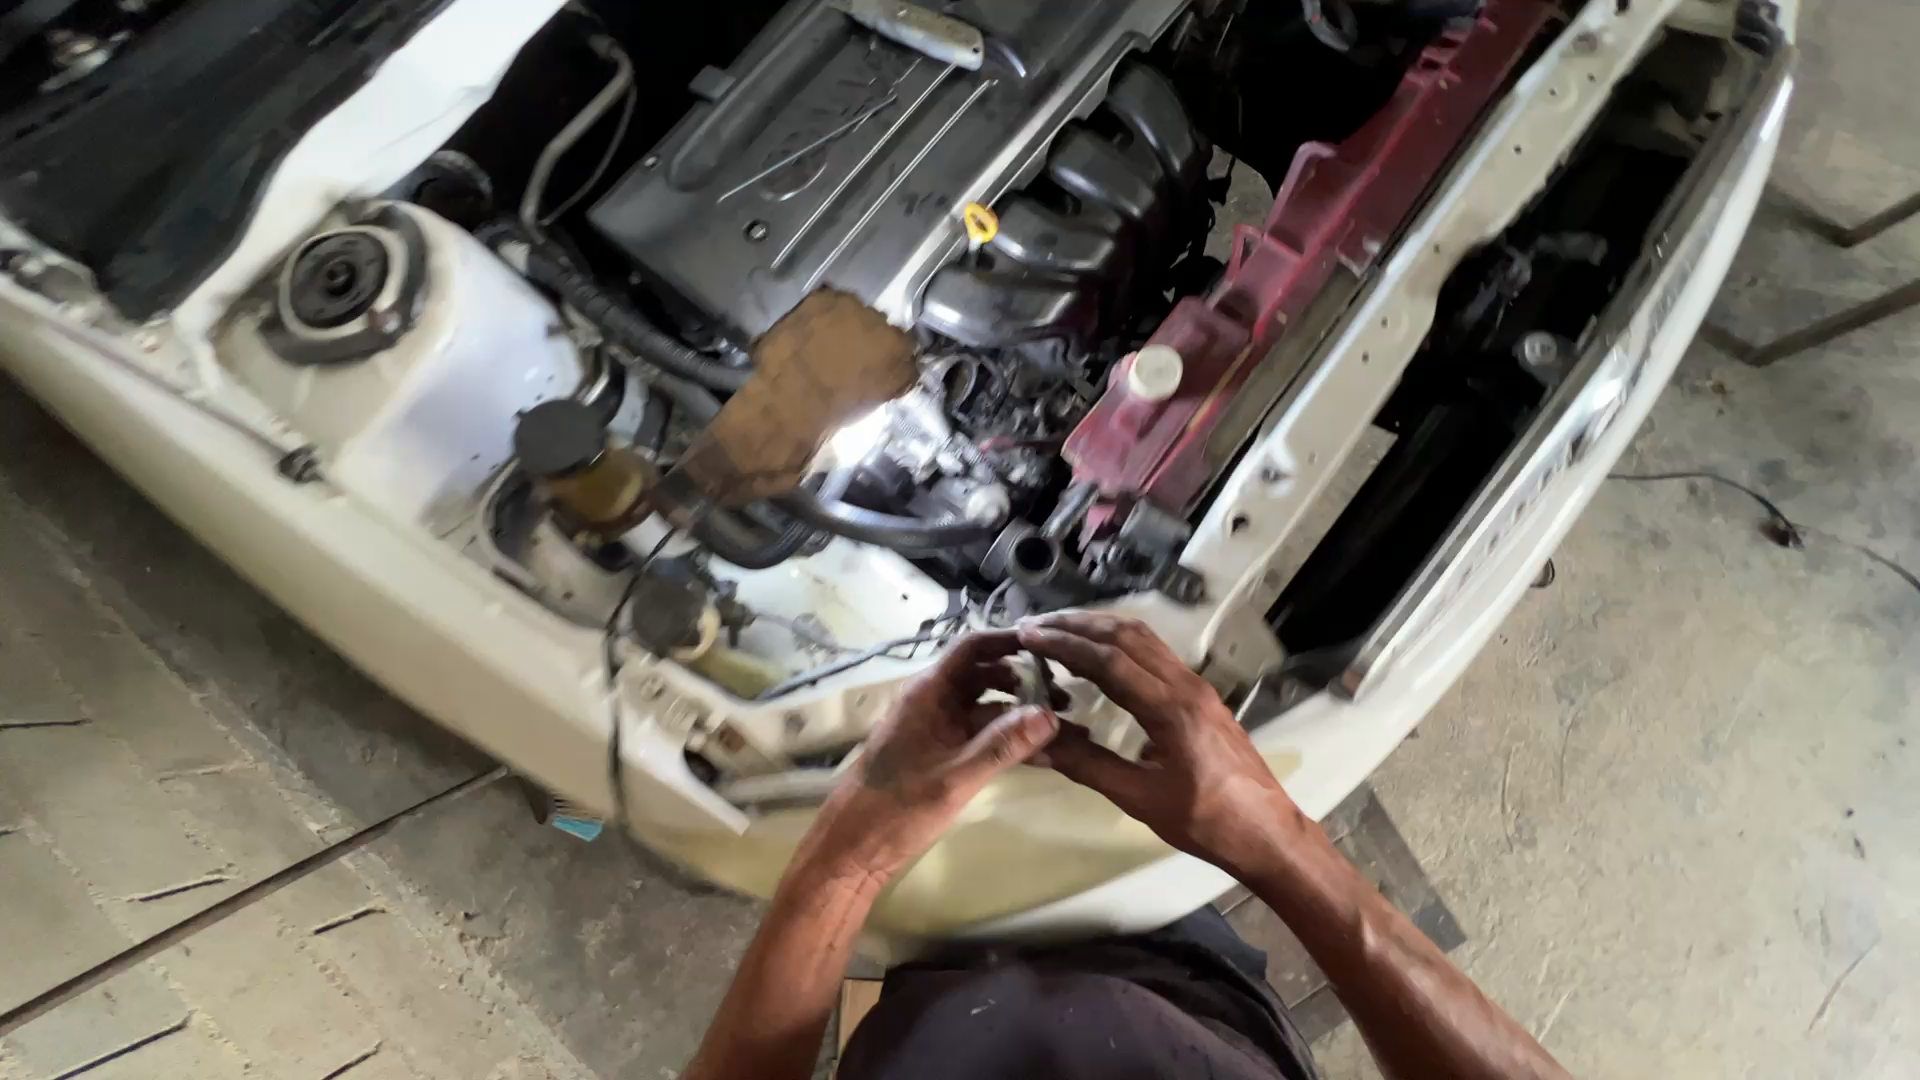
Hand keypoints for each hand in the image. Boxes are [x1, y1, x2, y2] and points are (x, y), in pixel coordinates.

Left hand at [790, 630, 1060, 889]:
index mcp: (928, 692)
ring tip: (1063, 726)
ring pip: (986, 708)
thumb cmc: (895, 808)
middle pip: (984, 675)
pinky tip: (1041, 753)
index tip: (1049, 649)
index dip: (1008, 641)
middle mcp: (933, 701)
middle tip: (1065, 696)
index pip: (972, 648)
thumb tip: (1050, 716)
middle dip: (1024, 682)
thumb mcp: (954, 778)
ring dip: (1020, 714)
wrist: (852, 850)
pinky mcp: (941, 753)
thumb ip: (1001, 746)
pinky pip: (980, 735)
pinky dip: (1008, 740)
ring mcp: (937, 728)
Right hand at [1018, 612, 1306, 880]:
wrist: (1268, 833)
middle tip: (1034, 627)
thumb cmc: (1206, 821)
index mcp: (1171, 710)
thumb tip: (1037, 744)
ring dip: (1098, 626)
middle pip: (1125, 636)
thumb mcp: (1140, 799)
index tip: (1029, 637)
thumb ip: (1087, 766)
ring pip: (1142, 637)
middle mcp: (1185, 684)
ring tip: (1058, 630)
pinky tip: (1097, 652)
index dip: (1065, 645)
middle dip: (1076, 626)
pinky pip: (1153, 651)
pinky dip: (1118, 640)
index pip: (1109, 661)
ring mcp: (1195, 684)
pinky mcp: (1199, 691)